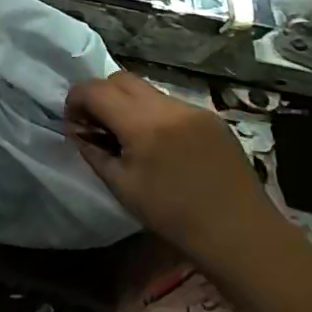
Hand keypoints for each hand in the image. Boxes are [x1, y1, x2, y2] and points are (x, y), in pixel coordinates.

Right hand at [67, 71, 280, 261]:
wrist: (238, 233)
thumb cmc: (173, 216)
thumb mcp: (122, 187)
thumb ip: (94, 152)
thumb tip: (78, 130)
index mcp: (143, 124)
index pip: (96, 89)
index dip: (76, 99)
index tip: (73, 122)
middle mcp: (168, 105)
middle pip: (120, 79)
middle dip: (101, 95)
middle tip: (96, 125)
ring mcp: (193, 108)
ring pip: (147, 89)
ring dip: (127, 103)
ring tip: (127, 136)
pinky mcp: (211, 117)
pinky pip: (171, 103)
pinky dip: (154, 113)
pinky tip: (159, 144)